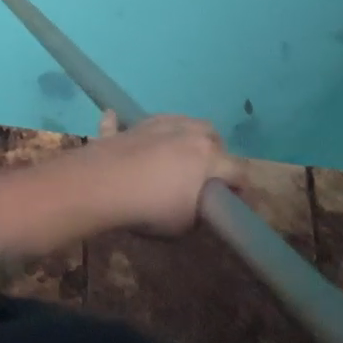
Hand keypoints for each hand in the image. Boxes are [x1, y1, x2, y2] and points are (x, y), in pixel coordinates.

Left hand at [85, 112, 242, 236]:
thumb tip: (197, 205)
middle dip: (214, 151)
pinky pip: (121, 122)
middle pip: (210, 133)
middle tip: (205, 173)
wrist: (101, 184)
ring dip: (181, 132)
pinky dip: (119, 123)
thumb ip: (198, 210)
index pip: (238, 169)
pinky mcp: (121, 129)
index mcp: (207, 156)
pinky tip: (115, 119)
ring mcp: (149, 126)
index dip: (241, 188)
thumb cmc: (152, 207)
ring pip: (176, 119)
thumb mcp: (187, 223)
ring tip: (176, 151)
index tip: (236, 201)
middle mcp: (183, 132)